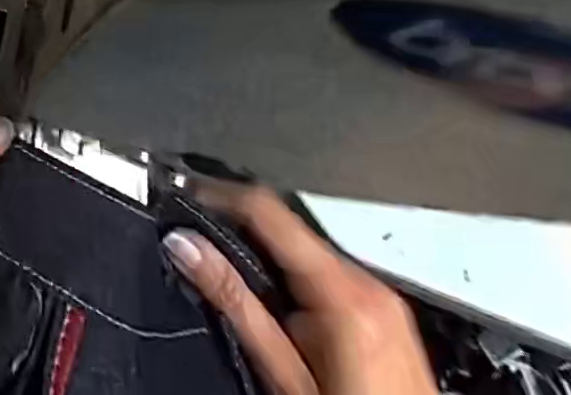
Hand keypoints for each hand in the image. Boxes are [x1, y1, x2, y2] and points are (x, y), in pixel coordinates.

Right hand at [163, 184, 437, 394]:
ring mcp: (382, 297)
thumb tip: (185, 243)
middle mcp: (369, 283)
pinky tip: (271, 297)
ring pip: (303, 245)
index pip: (268, 209)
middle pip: (286, 225)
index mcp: (345, 292)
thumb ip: (233, 301)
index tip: (185, 196)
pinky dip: (289, 270)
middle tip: (194, 236)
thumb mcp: (283, 375)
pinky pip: (326, 269)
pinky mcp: (385, 312)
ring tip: (224, 267)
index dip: (220, 195)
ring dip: (262, 248)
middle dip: (237, 225)